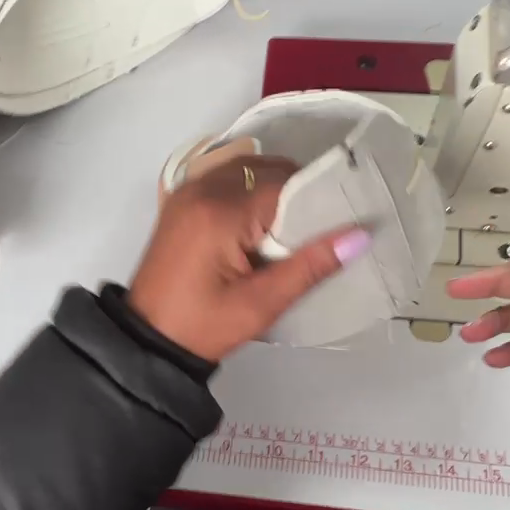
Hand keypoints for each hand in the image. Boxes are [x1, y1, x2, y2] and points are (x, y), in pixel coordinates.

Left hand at [129, 156, 370, 362]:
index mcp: (221, 213)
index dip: (316, 199)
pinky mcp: (181, 201)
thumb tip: (361, 235)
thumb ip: (311, 265)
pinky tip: (258, 226)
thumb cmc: (204, 326)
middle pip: (266, 169)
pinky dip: (247, 191)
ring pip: (246, 169)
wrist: (148, 340)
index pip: (285, 184)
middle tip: (314, 230)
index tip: (339, 219)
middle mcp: (202, 190)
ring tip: (287, 231)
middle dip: (295, 192)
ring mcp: (187, 192)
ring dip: (271, 189)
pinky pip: (225, 178)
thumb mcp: (262, 303)